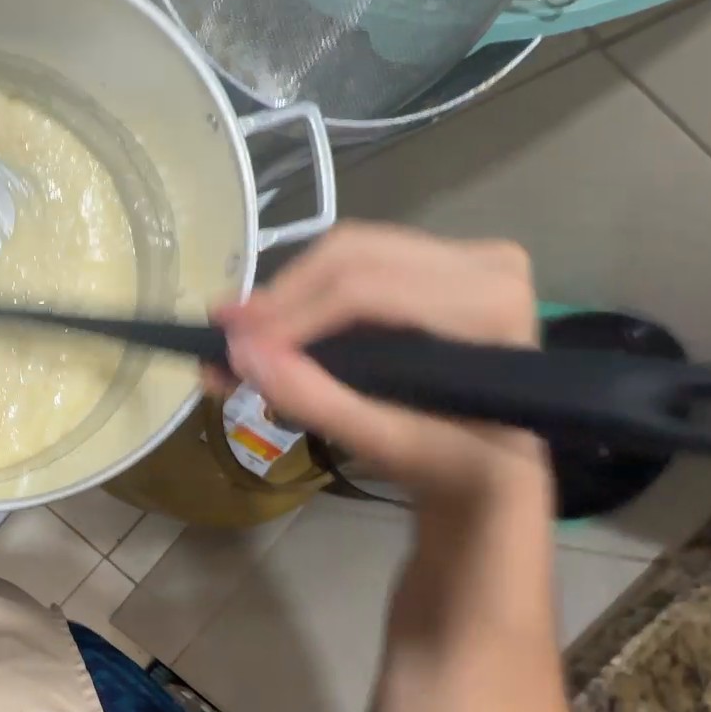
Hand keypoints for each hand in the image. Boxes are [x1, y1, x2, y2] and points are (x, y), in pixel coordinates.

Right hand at [215, 223, 548, 512]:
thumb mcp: (379, 442)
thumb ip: (313, 399)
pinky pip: (351, 262)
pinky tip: (269, 326)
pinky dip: (302, 293)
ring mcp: (462, 256)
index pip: (363, 289)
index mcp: (485, 305)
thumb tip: (239, 355)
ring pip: (345, 251)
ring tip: (237, 335)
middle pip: (351, 255)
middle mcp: (484, 263)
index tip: (228, 350)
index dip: (287, 315)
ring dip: (284, 294)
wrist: (488, 460)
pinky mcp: (436, 262)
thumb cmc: (445, 460)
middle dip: (278, 298)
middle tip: (222, 337)